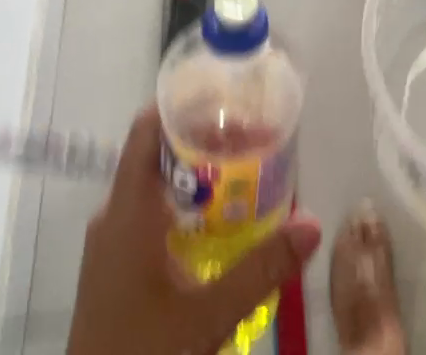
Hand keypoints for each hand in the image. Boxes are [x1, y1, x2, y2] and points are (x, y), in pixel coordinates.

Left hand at [66, 107, 323, 354]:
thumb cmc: (142, 352)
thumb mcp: (209, 315)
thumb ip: (261, 269)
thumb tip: (314, 222)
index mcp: (128, 212)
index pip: (147, 129)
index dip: (183, 104)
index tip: (229, 96)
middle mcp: (114, 215)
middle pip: (158, 154)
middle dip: (206, 139)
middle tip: (257, 138)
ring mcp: (111, 241)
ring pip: (156, 186)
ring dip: (199, 173)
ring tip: (248, 172)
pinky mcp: (115, 264)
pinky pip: (151, 213)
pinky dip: (187, 203)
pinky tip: (222, 223)